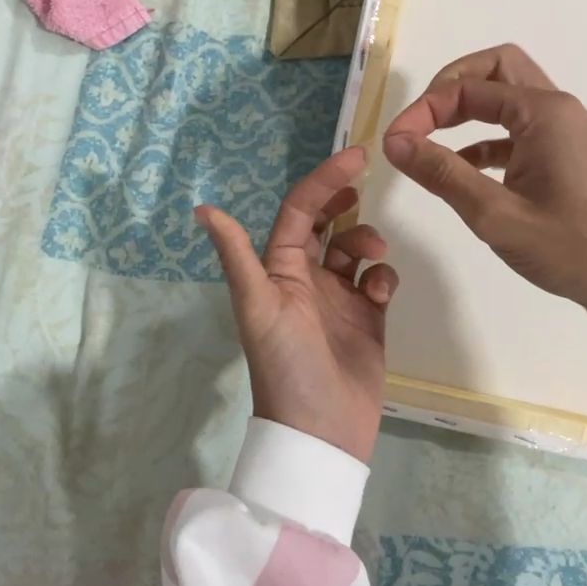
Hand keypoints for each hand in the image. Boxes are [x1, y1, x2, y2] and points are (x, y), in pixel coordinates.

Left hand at [197, 147, 398, 462]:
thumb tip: (202, 208)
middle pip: (327, 224)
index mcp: (277, 269)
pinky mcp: (367, 320)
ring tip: (373, 257)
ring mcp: (338, 298)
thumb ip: (236, 254)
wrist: (322, 430)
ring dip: (367, 241)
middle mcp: (305, 278)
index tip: (358, 155)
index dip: (324, 181)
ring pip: (355, 249)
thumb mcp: (257, 304)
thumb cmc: (285, 363)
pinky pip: (377, 282)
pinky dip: (384, 277)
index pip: (299, 211)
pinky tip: (381, 292)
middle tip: (365, 189)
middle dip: (345, 204)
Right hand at [382, 45, 586, 338]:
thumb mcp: (495, 214)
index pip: (468, 89)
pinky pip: (516, 129)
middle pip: (496, 69)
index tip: (393, 143)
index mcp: (544, 114)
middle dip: (450, 86)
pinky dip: (483, 138)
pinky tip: (460, 169)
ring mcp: (566, 132)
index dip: (423, 110)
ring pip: (507, 97)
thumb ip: (441, 173)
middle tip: (419, 119)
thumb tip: (393, 141)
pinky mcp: (566, 156)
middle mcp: (558, 110)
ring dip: (466, 109)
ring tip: (429, 140)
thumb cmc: (570, 249)